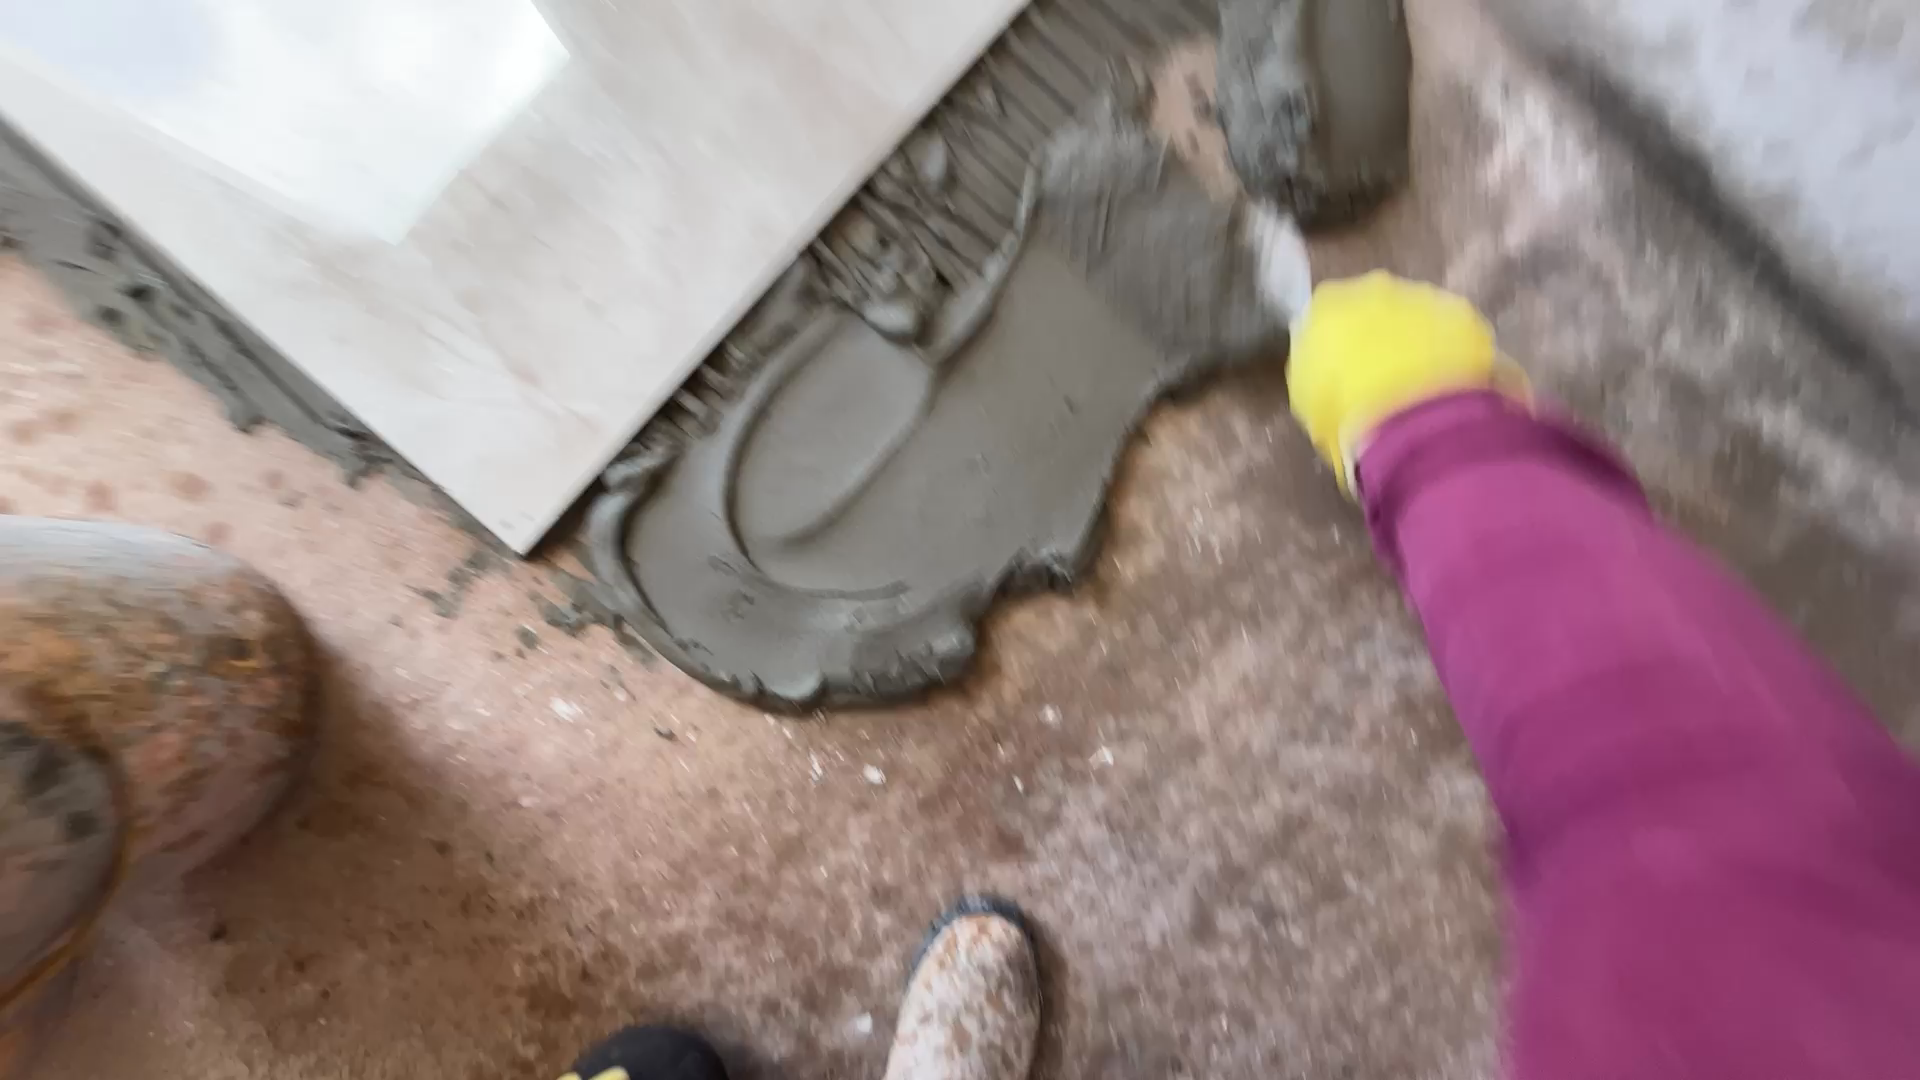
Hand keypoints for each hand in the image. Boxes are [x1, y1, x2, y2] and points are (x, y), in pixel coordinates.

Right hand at [1286, 271, 1527, 492]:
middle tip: (1374, 371)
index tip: (1335, 366)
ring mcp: (1422, 295)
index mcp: (1325, 304)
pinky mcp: (1463, 312)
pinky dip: (1446, 348)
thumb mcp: (1309, 396)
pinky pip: (1449, 329)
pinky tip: (1441, 380)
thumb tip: (1323, 370)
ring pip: (1413, 313)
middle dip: (1373, 331)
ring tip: (1412, 381)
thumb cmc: (1343, 409)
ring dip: (1411, 338)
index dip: (1331, 340)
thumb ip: (1314, 370)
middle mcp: (1373, 287)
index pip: (1323, 313)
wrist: (1408, 415)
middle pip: (1371, 305)